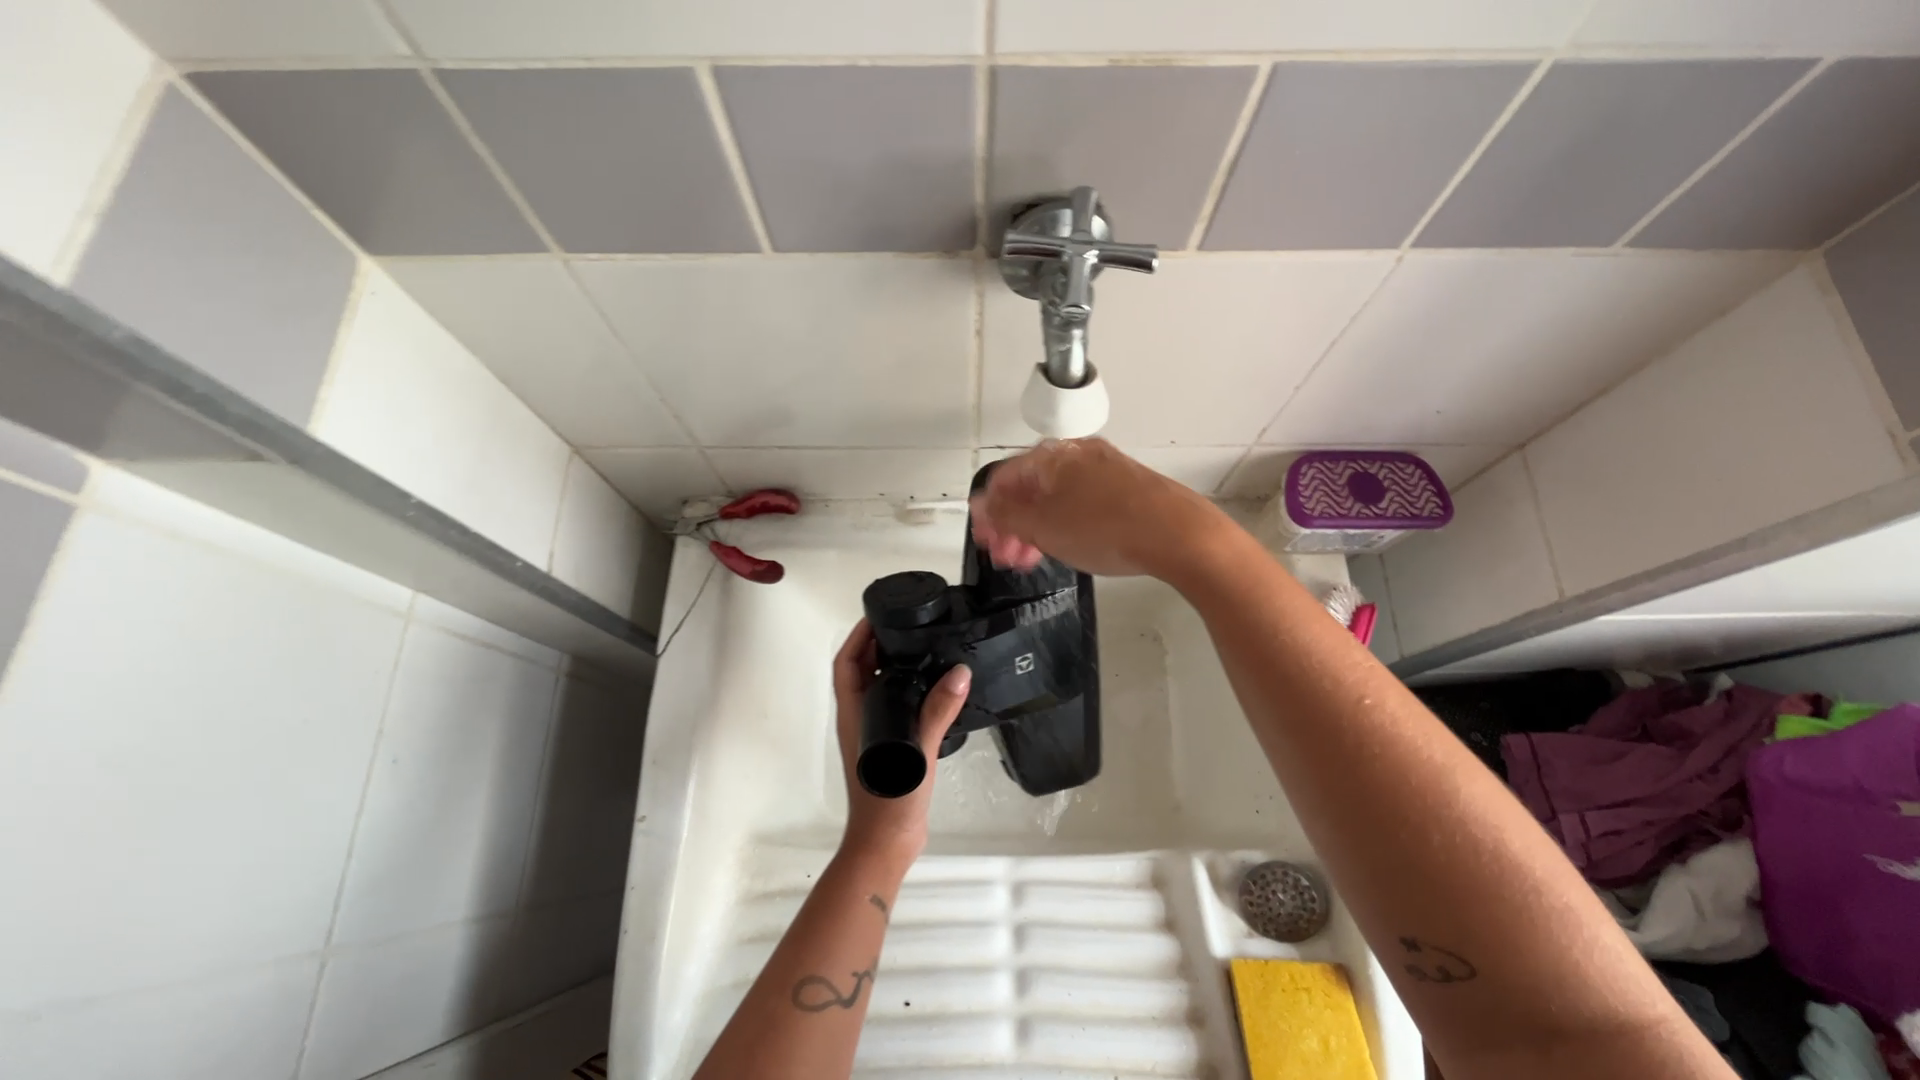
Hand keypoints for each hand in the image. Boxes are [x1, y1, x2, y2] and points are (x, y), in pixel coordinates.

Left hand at [832, 619, 969, 862]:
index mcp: (854, 715)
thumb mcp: (915, 752)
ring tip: (926, 649)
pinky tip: (935, 691)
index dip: (857, 637)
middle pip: (861, 672)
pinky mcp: (889, 748)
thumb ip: (937, 712)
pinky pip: (894, 708)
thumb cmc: (891, 798)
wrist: (887, 842)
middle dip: (878, 646)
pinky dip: (908, 691)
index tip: (878, 615)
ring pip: (878, 690)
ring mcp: (873, 735)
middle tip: (911, 625)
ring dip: (893, 668)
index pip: (846, 664)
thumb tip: (959, 673)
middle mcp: (859, 720)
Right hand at [969, 438, 1227, 576]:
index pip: (1002, 479)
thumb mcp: (1043, 528)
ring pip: (1057, 496)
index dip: (988, 513)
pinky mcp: (1127, 487)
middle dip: (1013, 523)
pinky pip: (1083, 502)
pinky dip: (1067, 523)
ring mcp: (1105, 469)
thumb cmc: (1112, 527)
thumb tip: (982, 506)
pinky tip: (1070, 545)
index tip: (987, 539)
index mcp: (1050, 457)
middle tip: (1009, 555)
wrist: (1178, 535)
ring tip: (1036, 557)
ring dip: (1038, 526)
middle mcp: (1077, 454)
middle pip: (1030, 487)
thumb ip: (1005, 517)